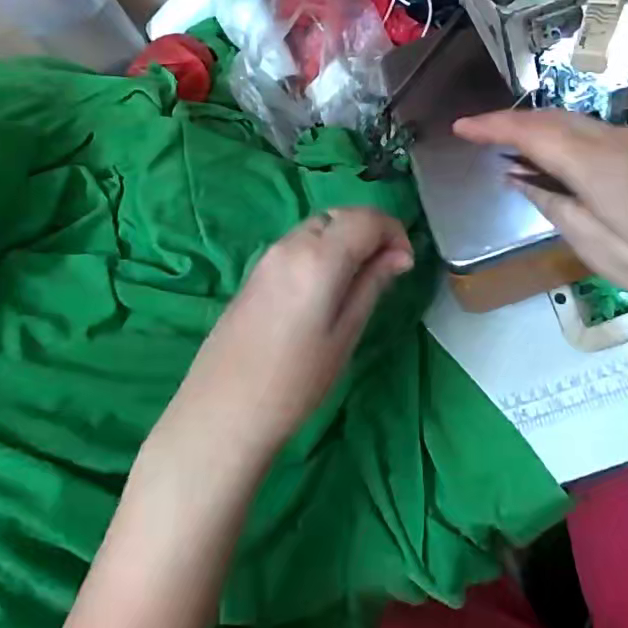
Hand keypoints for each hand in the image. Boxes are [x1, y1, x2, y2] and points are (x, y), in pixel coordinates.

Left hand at [163, 206, 413, 465]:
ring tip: (361, 278)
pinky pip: (298, 243)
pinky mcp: (254, 273)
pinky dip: (323, 248)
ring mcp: (268, 256)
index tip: (405, 264)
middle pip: (341, 215)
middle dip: (371, 230)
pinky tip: (328, 285)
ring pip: (319, 226)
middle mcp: (291, 244)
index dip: (394, 232)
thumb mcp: (346, 333)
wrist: (222, 413)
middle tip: (388, 267)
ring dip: (346, 237)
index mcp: (318, 257)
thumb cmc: (296, 382)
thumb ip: (372, 284)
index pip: (367, 219)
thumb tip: (399, 254)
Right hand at [455, 109, 627, 325]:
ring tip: (514, 155)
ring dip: (542, 132)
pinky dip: (571, 142)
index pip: (532, 132)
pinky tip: (564, 167)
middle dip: (512, 123)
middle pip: (554, 119)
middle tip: (480, 138)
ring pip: (579, 125)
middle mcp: (619, 139)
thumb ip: (557, 209)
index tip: (459, 127)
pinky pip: (601, 136)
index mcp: (599, 164)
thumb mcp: (604, 252)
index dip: (491, 126)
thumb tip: (521, 179)